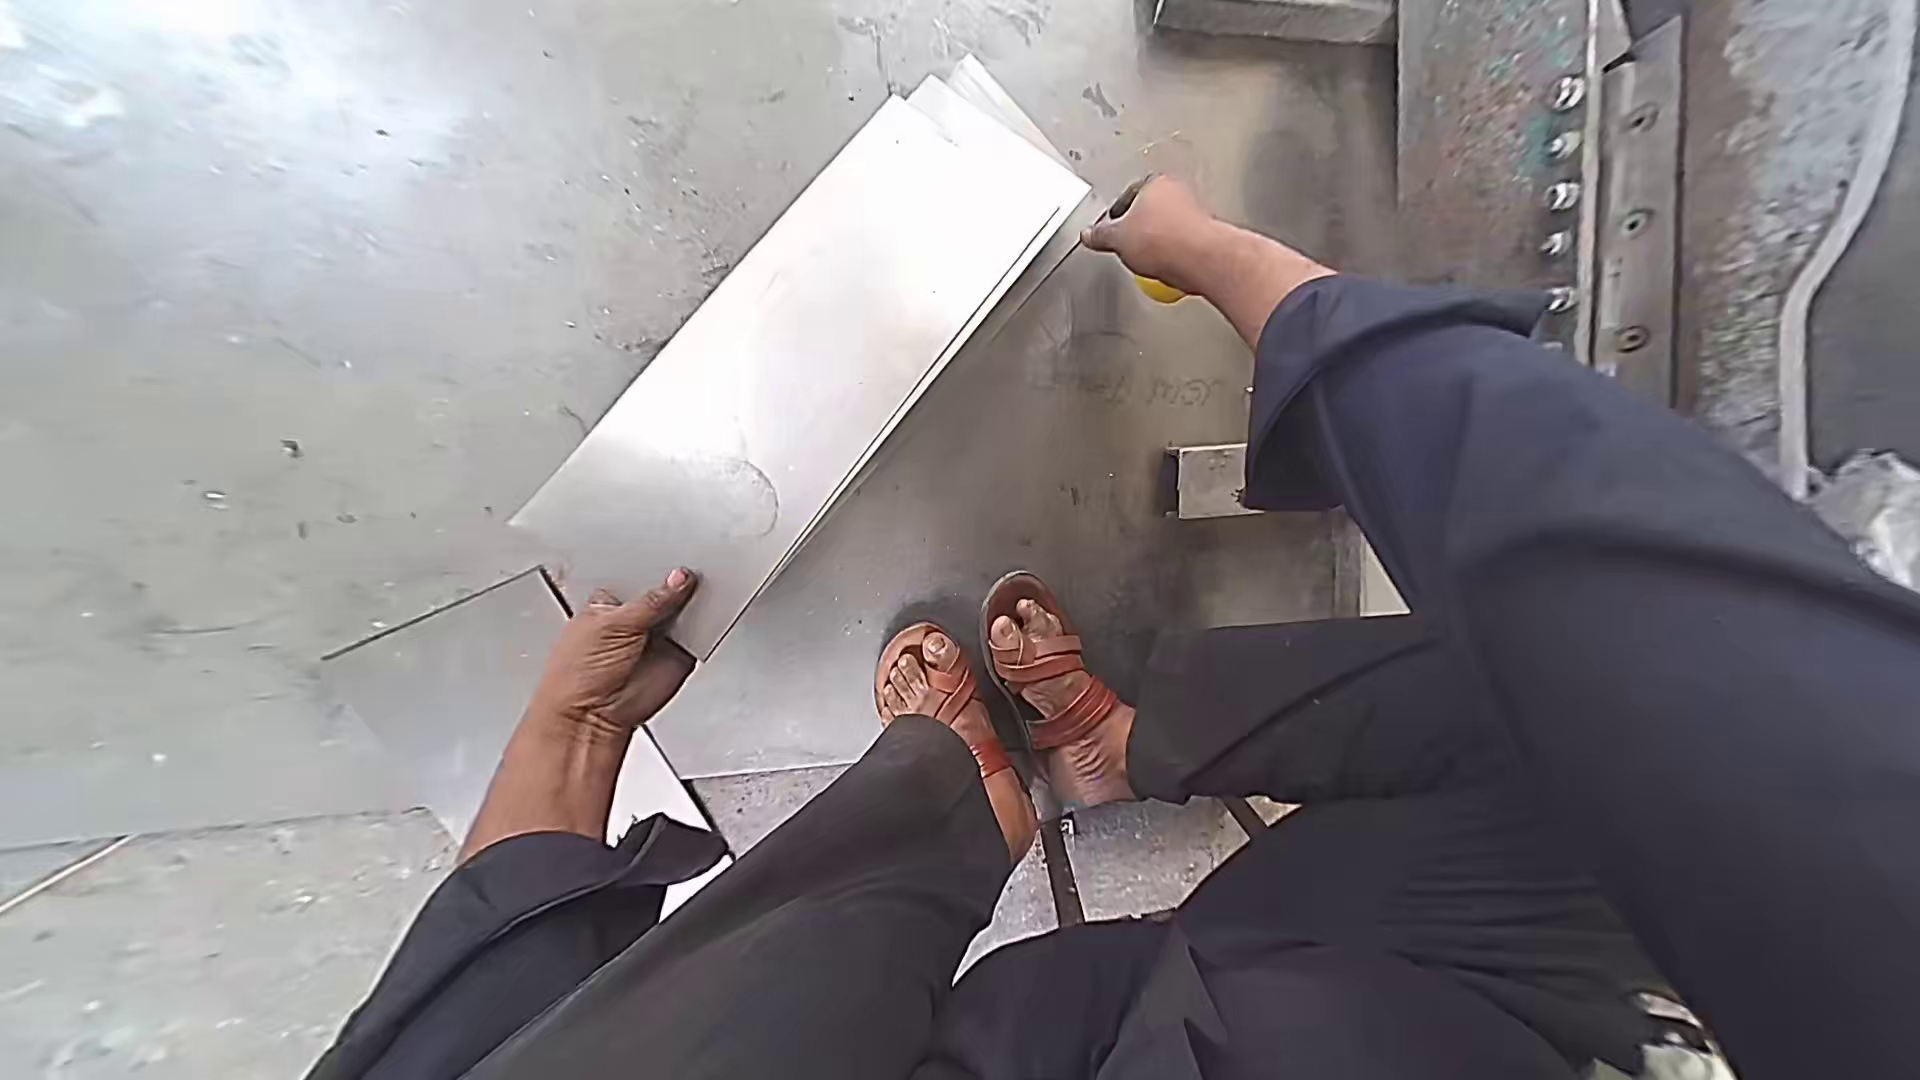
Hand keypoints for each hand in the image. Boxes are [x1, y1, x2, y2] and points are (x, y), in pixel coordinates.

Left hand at [526, 568, 698, 738]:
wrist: (592, 719)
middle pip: (669, 591)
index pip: (641, 575)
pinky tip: (710, 613)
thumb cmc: (578, 676)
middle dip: (681, 582)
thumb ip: (651, 600)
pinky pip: (701, 634)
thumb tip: (678, 579)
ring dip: (697, 602)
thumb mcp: (613, 624)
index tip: (676, 556)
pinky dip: (709, 624)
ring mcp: (660, 636)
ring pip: (688, 610)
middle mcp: (637, 618)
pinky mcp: (680, 654)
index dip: (658, 566)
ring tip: (705, 590)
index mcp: (612, 604)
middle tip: (693, 573)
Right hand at [1080, 175, 1223, 296]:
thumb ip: (1100, 235)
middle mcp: (1176, 192)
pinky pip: (1178, 244)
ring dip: (1154, 243)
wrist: (1197, 258)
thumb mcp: (1117, 239)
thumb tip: (1089, 234)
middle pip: (1148, 211)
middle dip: (1136, 229)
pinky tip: (1162, 267)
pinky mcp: (1201, 235)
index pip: (1128, 195)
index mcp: (1154, 183)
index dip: (1115, 215)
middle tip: (1126, 246)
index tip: (1108, 230)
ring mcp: (1191, 212)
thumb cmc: (1163, 239)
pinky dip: (1169, 255)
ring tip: (1145, 261)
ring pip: (1164, 227)